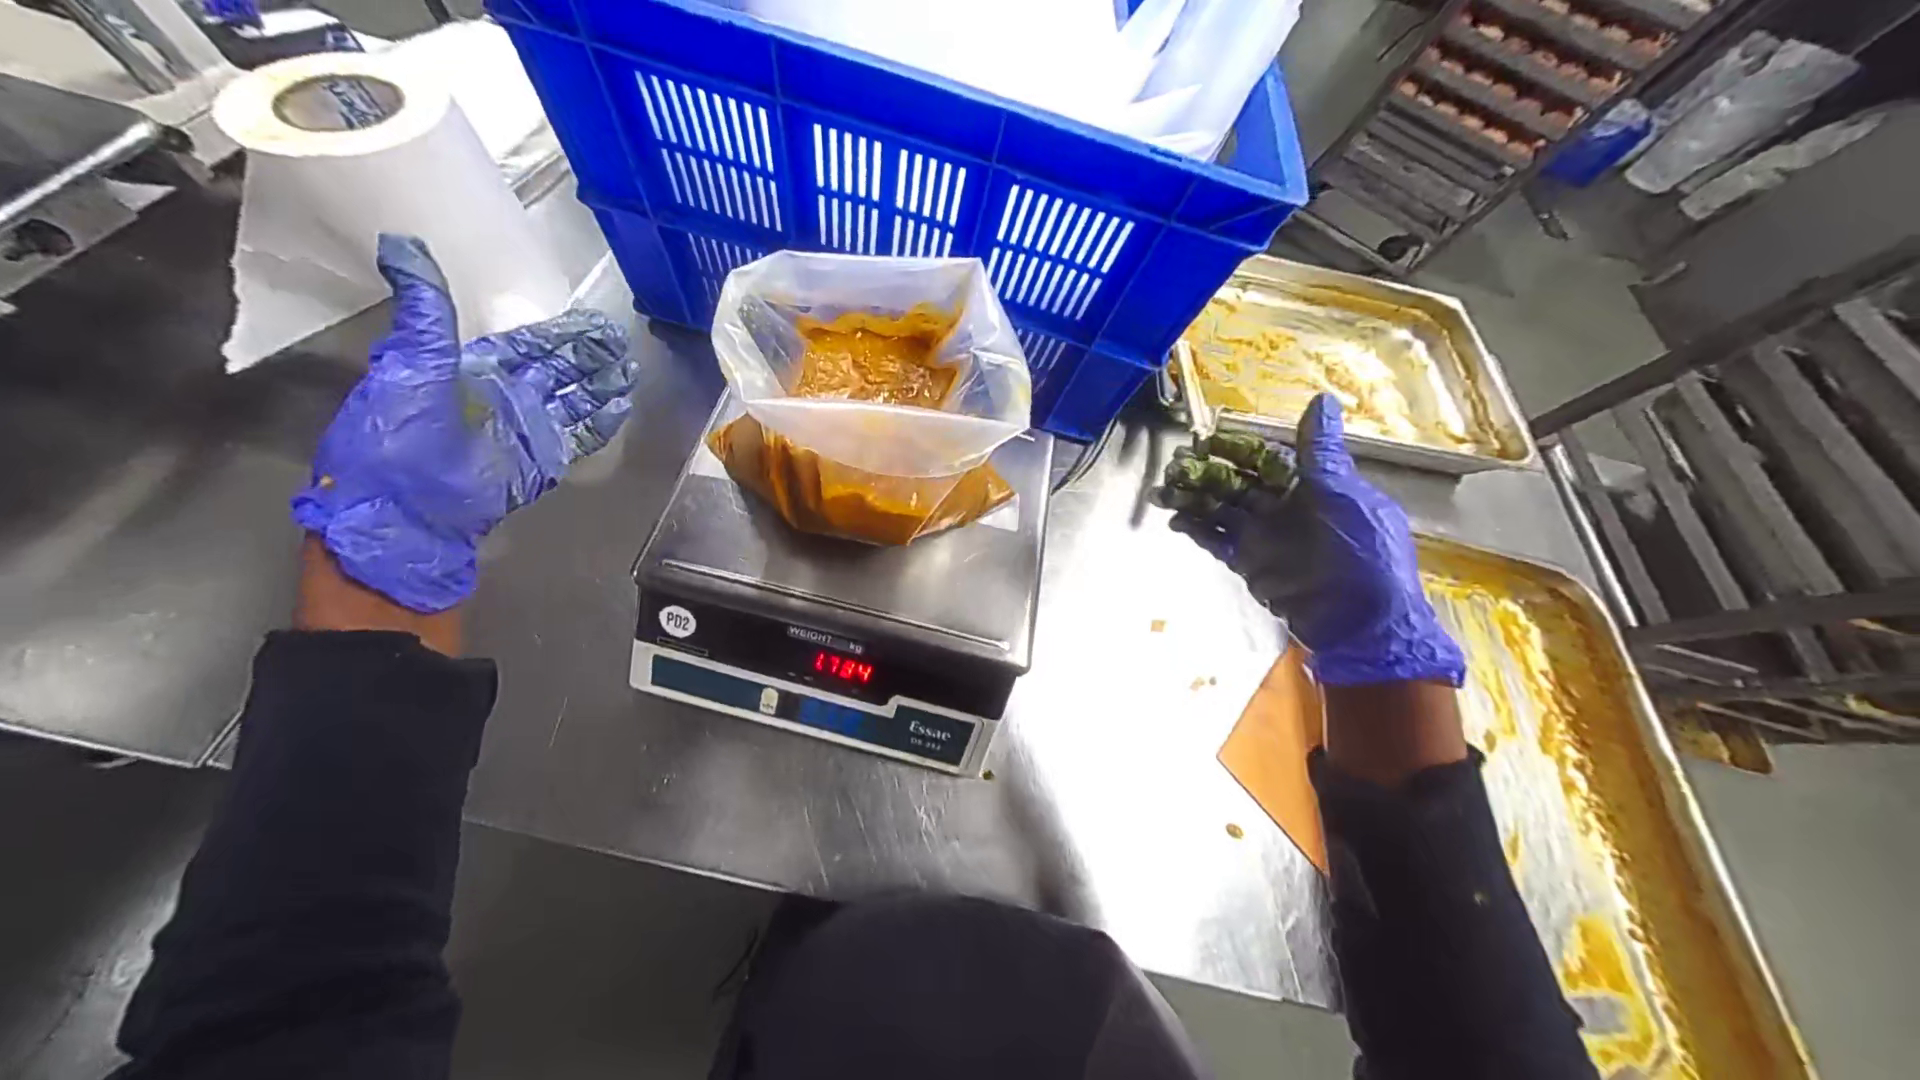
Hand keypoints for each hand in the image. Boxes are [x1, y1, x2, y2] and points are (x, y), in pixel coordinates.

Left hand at [292, 234, 635, 613]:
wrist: (404, 507)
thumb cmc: (397, 434)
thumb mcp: (408, 362)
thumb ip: (425, 311)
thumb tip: (401, 243)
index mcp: (474, 371)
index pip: (527, 345)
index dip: (559, 333)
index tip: (592, 321)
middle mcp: (507, 398)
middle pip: (559, 370)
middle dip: (590, 356)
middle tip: (621, 341)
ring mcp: (529, 431)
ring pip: (576, 400)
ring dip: (603, 385)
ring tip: (631, 369)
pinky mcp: (545, 461)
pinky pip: (581, 437)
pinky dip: (603, 422)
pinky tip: (623, 406)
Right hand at [1160, 394, 1464, 687]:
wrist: (1360, 621)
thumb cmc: (1361, 551)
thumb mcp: (1343, 494)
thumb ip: (1321, 451)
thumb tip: (1321, 400)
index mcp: (1309, 486)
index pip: (1264, 458)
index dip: (1234, 448)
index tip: (1205, 439)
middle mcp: (1282, 508)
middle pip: (1235, 483)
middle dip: (1204, 473)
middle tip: (1174, 465)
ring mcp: (1263, 537)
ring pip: (1219, 510)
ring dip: (1191, 499)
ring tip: (1162, 492)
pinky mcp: (1248, 564)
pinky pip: (1216, 542)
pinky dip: (1195, 531)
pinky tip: (1174, 520)